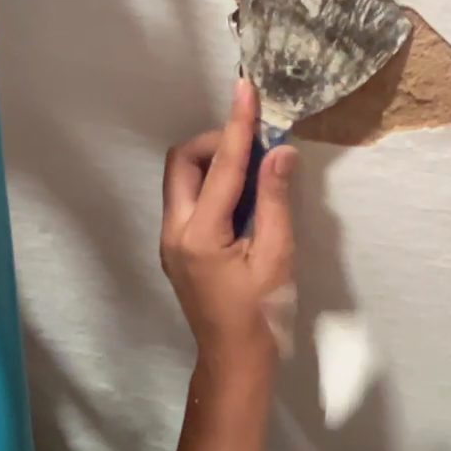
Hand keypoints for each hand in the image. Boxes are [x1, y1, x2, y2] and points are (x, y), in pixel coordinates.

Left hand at [160, 79, 296, 373]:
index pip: (221, 165)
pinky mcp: (178, 248)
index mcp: (199, 234)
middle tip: (255, 146)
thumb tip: (279, 151)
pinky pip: (188, 199)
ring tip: (254, 172)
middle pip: (183, 162)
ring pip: (182, 179)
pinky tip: (243, 198)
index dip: (236, 124)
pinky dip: (212, 185)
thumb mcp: (276, 256)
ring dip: (213, 163)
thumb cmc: (262, 314)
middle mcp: (174, 231)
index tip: (245, 89)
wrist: (234, 362)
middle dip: (216, 142)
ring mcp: (171, 241)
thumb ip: (274, 200)